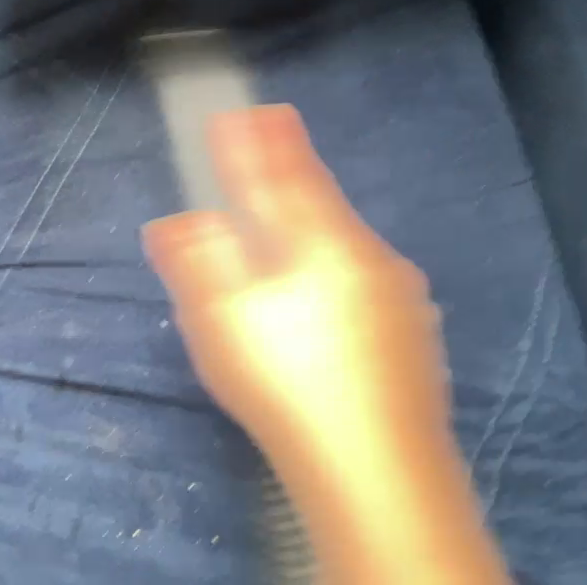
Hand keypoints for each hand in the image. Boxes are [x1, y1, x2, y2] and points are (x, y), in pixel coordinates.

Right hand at [142, 105, 448, 470]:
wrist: (380, 477)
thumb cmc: (284, 385)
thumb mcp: (219, 320)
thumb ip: (194, 260)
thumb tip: (173, 219)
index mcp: (318, 244)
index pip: (281, 175)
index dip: (258, 141)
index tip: (244, 108)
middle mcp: (365, 256)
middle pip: (318, 199)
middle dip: (287, 166)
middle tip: (267, 133)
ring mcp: (398, 296)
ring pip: (344, 238)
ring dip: (311, 212)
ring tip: (287, 204)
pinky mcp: (413, 334)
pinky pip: (363, 272)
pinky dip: (333, 256)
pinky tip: (323, 284)